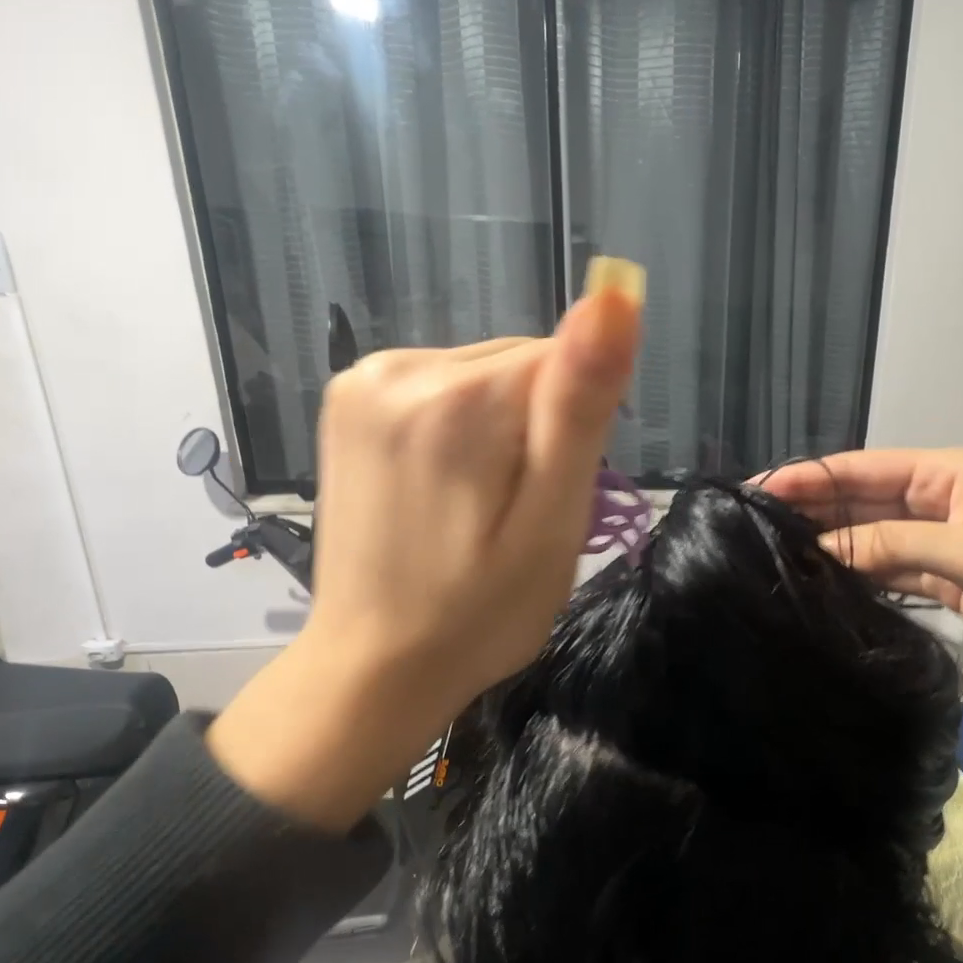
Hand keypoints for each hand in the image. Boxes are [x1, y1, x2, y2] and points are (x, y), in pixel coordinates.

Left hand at [209, 290, 639, 829]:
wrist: (374, 667)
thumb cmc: (480, 613)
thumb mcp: (551, 522)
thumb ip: (579, 407)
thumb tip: (614, 294)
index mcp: (458, 399)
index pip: (564, 364)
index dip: (574, 431)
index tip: (552, 497)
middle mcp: (399, 367)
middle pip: (519, 365)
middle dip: (534, 428)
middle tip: (518, 513)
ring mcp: (362, 379)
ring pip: (483, 374)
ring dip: (498, 428)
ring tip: (479, 507)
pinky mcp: (347, 398)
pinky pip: (441, 387)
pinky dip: (459, 428)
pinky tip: (445, 488)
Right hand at [760, 448, 962, 668]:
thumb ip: (894, 547)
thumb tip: (822, 550)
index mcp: (943, 473)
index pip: (862, 469)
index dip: (811, 477)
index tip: (759, 490)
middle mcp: (933, 501)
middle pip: (860, 501)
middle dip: (812, 510)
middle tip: (753, 525)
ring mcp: (938, 541)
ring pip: (871, 537)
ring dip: (830, 545)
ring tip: (773, 554)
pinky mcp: (945, 580)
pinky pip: (889, 571)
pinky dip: (859, 576)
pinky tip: (821, 582)